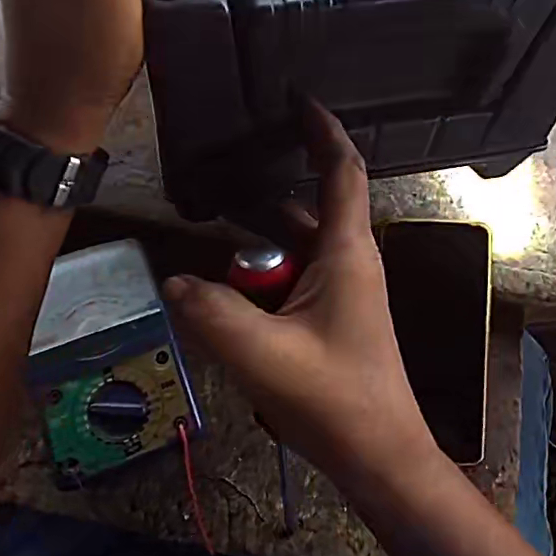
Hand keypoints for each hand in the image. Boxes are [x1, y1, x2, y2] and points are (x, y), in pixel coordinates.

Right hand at [163, 104, 441, 485]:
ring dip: (260, 254)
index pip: (341, 171)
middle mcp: (349, 262)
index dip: (323, 129)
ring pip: (294, 252)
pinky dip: (266, 283)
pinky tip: (233, 304)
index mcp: (346, 253)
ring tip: (219, 260)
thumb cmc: (335, 401)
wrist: (380, 456)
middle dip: (266, 202)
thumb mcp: (262, 355)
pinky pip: (294, 283)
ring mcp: (343, 292)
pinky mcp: (333, 319)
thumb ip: (212, 312)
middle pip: (304, 212)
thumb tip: (176, 282)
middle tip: (220, 187)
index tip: (300, 99)